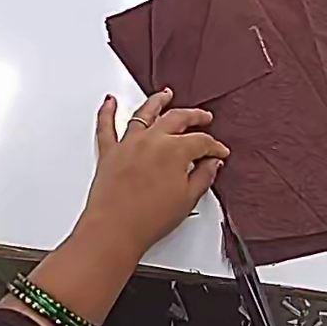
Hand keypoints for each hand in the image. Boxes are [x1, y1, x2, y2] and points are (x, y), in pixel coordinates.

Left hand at [77, 88, 228, 264]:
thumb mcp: (188, 199)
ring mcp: (129, 144)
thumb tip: (211, 164)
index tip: (220, 152)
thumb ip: (203, 176)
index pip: (202, 141)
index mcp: (175, 150)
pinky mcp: (109, 152)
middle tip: (204, 117)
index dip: (215, 146)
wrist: (114, 230)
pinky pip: (106, 126)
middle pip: (177, 119)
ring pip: (145, 113)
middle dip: (194, 116)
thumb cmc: (148, 219)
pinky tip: (110, 101)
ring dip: (158, 102)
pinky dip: (107, 111)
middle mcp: (152, 140)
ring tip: (165, 95)